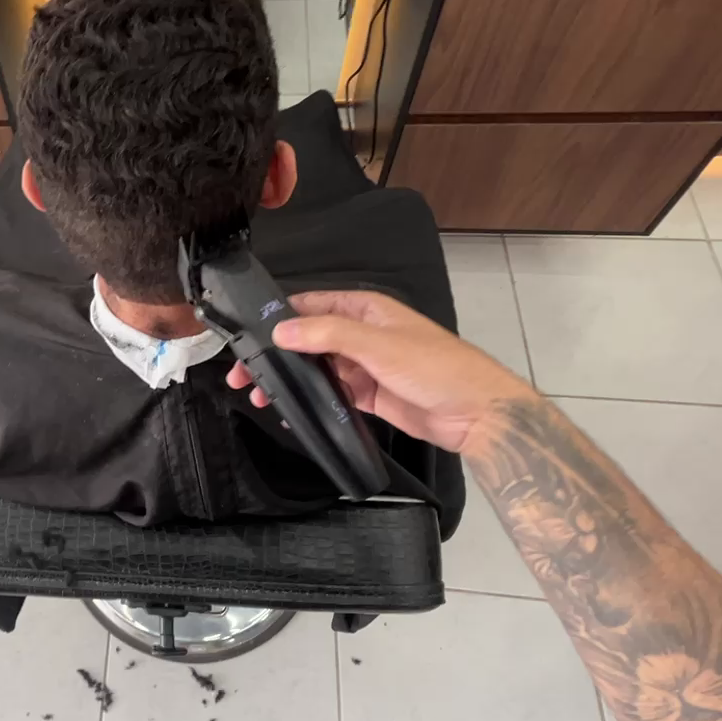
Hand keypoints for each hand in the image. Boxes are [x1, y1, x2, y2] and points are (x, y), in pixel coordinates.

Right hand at [225, 290, 536, 453]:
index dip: (277, 317)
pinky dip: (309, 401)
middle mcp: (360, 333)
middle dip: (274, 355)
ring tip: (260, 397)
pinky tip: (289, 411)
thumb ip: (327, 334)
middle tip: (244, 374)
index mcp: (364, 309)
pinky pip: (330, 394)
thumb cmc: (436, 368)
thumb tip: (281, 331)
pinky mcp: (367, 394)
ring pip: (314, 368)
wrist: (478, 415)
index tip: (246, 334)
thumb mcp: (378, 344)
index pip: (309, 305)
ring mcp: (363, 365)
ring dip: (287, 381)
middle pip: (306, 339)